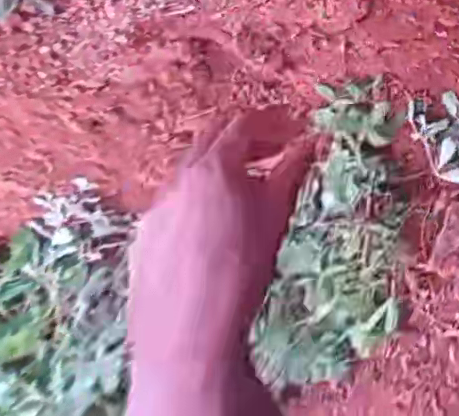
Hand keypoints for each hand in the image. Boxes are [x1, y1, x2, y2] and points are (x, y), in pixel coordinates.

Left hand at [127, 109, 311, 415]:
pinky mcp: (144, 239)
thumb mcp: (277, 210)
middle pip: (212, 137)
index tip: (297, 127)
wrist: (188, 338)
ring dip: (224, 164)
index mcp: (212, 168)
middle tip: (278, 147)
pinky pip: (176, 200)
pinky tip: (222, 220)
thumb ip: (294, 168)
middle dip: (248, 136)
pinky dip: (203, 193)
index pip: (244, 124)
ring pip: (191, 169)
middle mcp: (177, 181)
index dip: (274, 120)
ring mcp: (155, 210)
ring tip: (253, 184)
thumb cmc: (243, 266)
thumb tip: (314, 141)